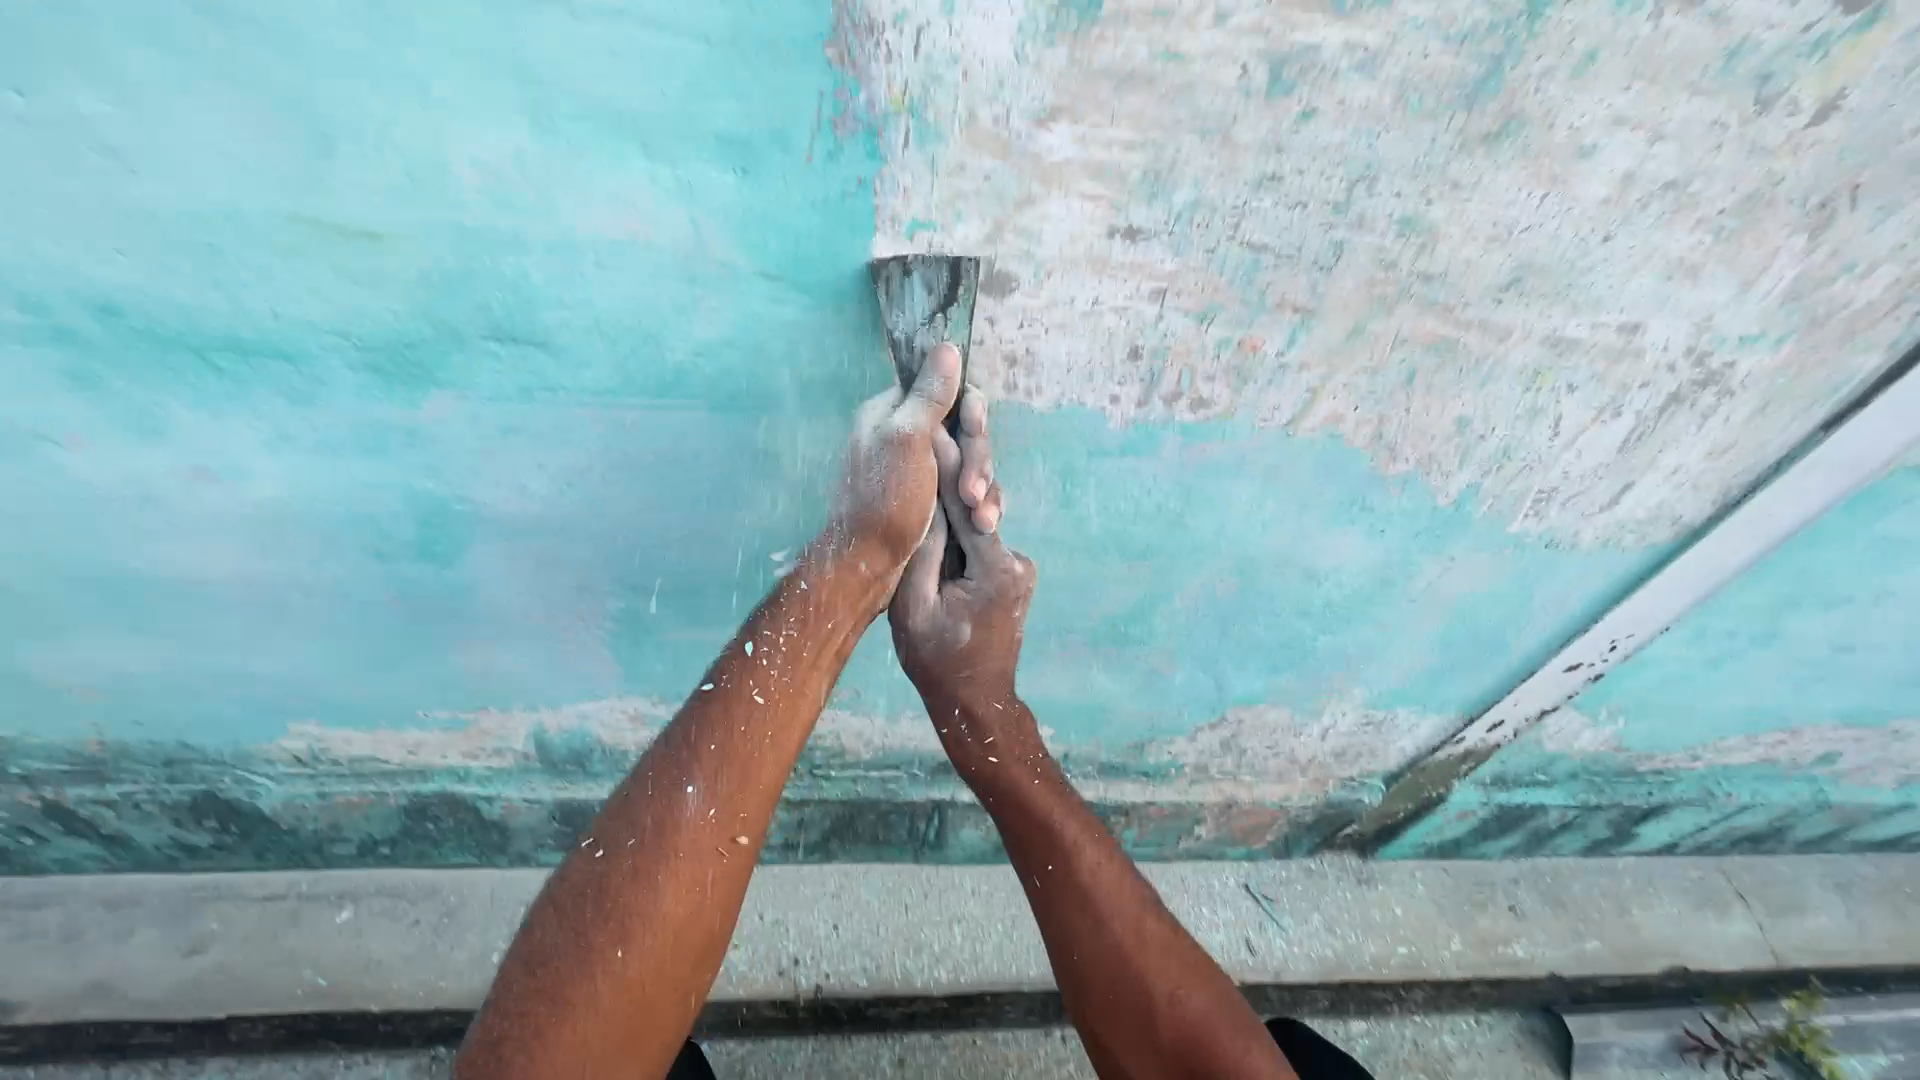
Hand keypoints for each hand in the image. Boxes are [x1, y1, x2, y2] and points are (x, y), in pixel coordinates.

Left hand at [828, 344, 964, 582]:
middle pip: (962, 430)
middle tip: (972, 493)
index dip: (968, 413)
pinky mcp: (930, 498)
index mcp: (891, 412)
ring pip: (968, 462)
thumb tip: (948, 346)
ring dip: (981, 486)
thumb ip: (930, 394)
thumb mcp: (908, 440)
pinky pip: (965, 488)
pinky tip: (983, 523)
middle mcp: (903, 435)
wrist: (869, 565)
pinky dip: (977, 504)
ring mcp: (917, 468)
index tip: (973, 433)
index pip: (946, 392)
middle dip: (976, 460)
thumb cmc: (884, 501)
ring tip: (981, 518)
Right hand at [888, 386, 1036, 780]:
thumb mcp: (913, 609)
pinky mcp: (1010, 571)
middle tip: (966, 399)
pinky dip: (965, 510)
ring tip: (959, 423)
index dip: (947, 462)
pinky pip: (982, 534)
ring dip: (965, 479)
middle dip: (969, 451)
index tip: (932, 422)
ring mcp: (1017, 566)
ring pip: (983, 514)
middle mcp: (1015, 561)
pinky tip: (952, 477)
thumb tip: (921, 501)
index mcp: (994, 569)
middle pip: (983, 498)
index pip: (965, 504)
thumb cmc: (938, 662)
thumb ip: (921, 553)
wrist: (977, 699)